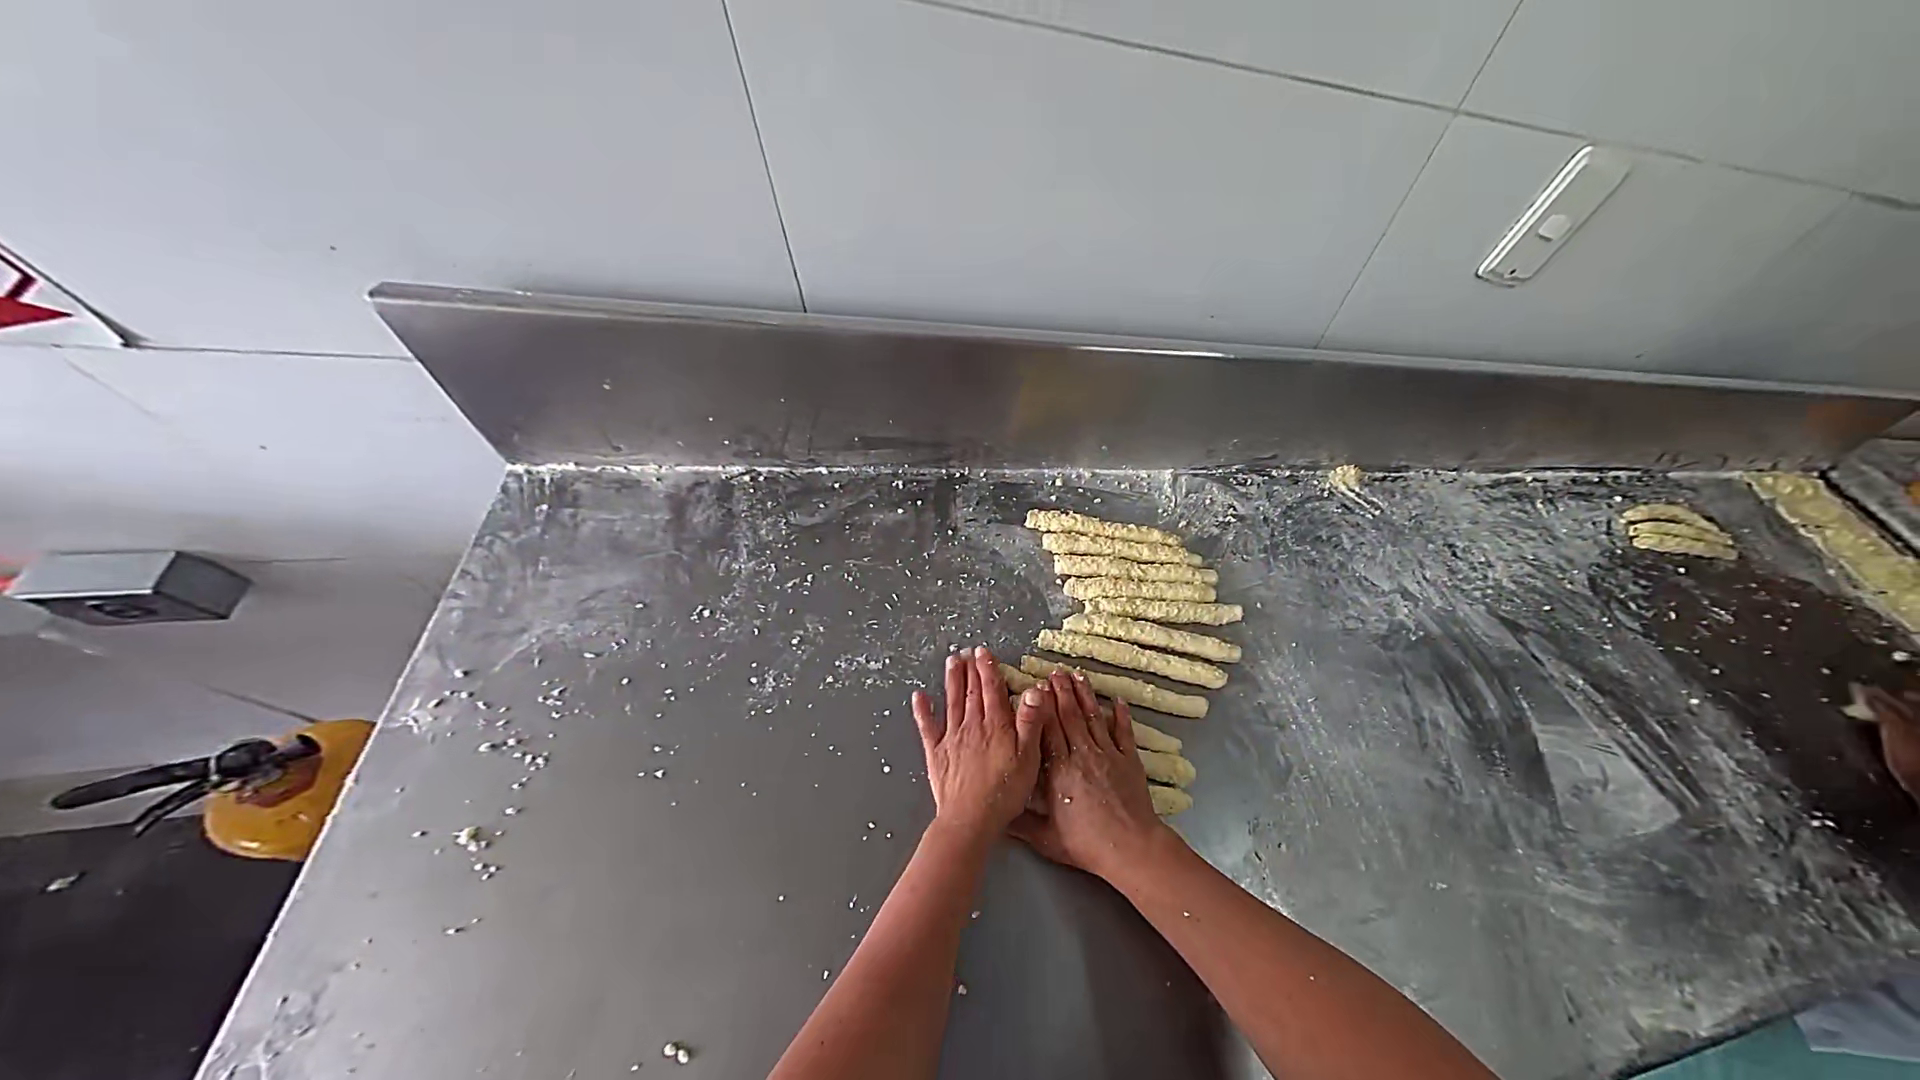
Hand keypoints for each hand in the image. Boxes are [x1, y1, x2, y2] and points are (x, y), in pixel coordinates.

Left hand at [911, 647, 1042, 838]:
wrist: (970, 819)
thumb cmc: (1004, 792)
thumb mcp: (1027, 757)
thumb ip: (1030, 722)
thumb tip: (1034, 690)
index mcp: (996, 725)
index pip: (992, 689)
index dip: (988, 668)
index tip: (984, 651)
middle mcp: (972, 725)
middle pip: (971, 691)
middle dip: (970, 669)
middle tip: (967, 650)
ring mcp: (951, 738)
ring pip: (952, 701)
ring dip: (952, 680)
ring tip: (951, 661)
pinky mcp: (936, 753)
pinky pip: (927, 726)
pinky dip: (922, 710)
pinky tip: (919, 696)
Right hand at [1008, 670, 1171, 882]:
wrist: (1130, 849)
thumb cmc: (1086, 845)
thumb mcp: (1045, 837)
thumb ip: (1019, 822)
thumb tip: (995, 815)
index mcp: (1059, 771)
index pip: (1047, 730)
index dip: (1041, 707)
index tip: (1036, 688)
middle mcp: (1082, 755)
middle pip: (1070, 716)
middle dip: (1061, 692)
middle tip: (1054, 672)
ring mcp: (1107, 755)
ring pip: (1093, 718)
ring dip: (1085, 695)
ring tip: (1077, 676)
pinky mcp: (1129, 762)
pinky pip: (1123, 732)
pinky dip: (1120, 716)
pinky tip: (1117, 701)